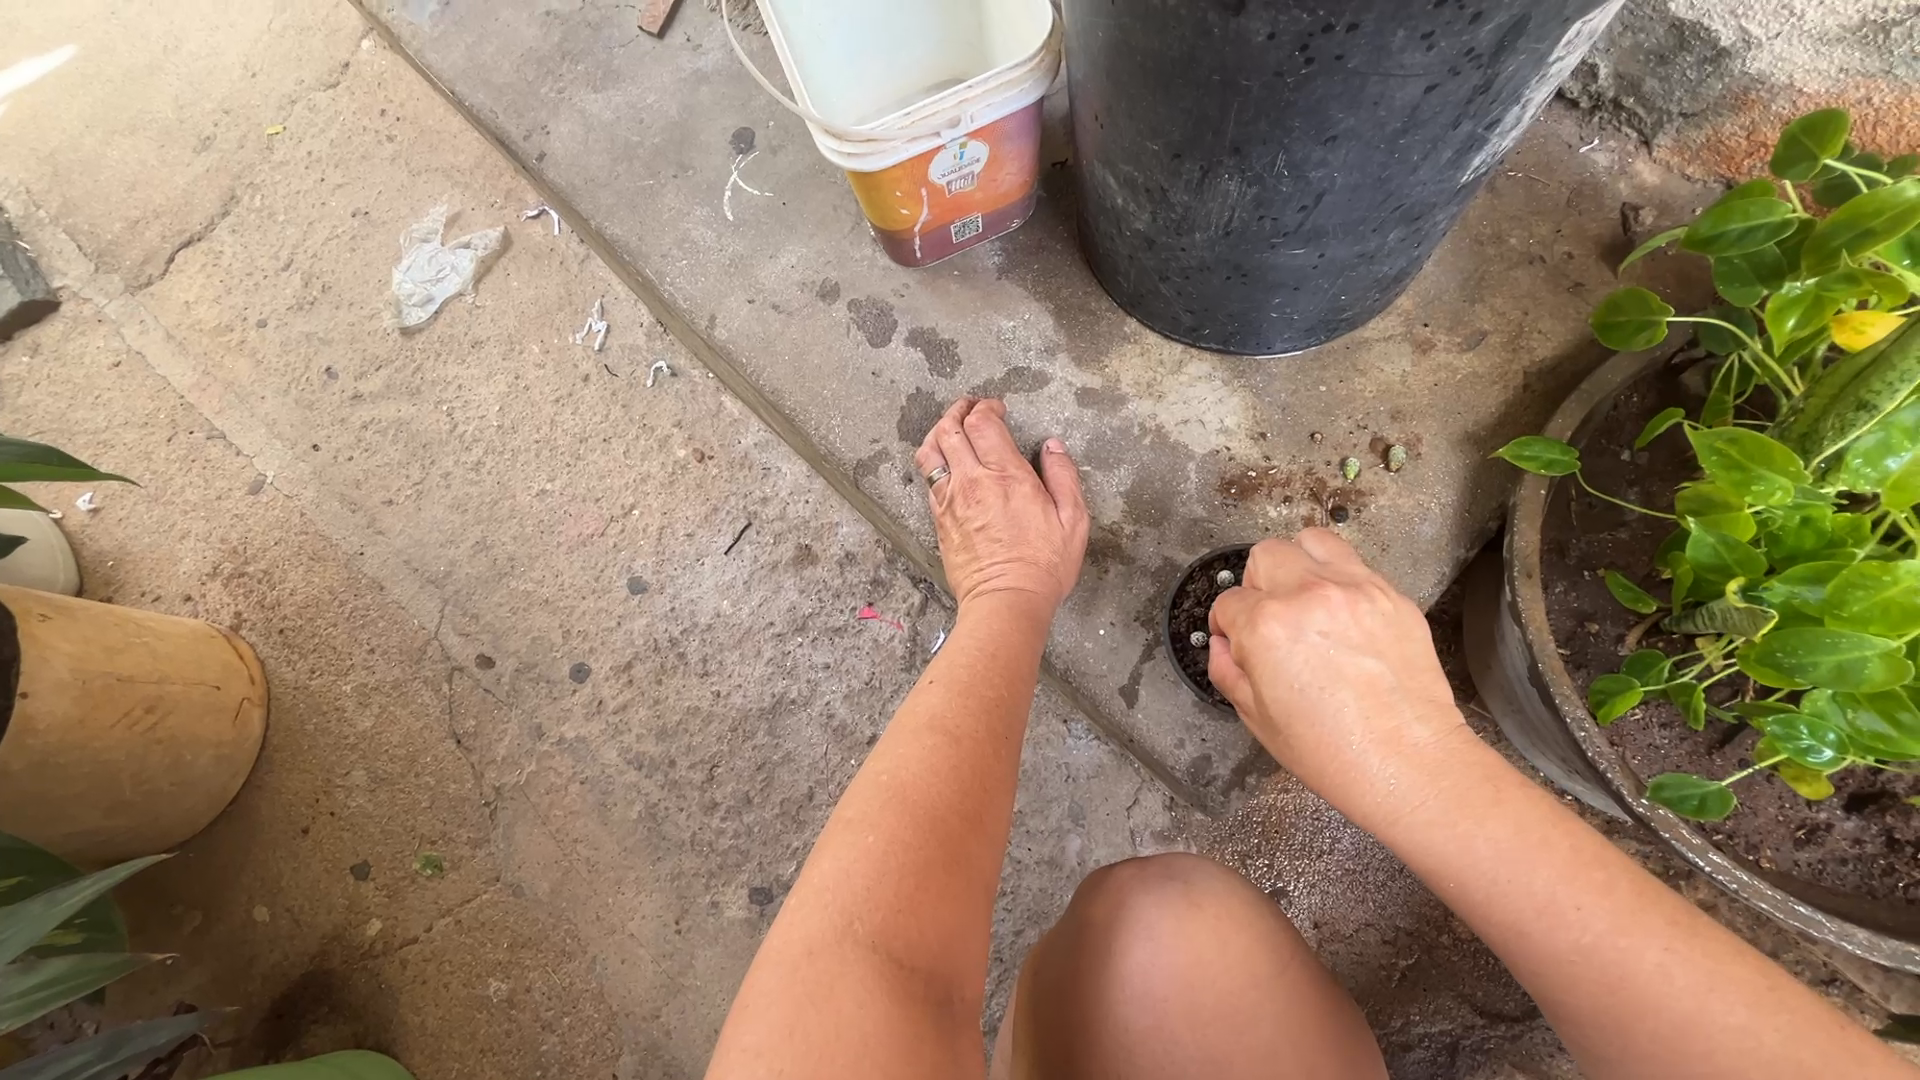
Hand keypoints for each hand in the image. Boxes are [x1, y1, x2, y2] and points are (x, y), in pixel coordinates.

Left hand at [914, 398, 1088, 612]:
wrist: (1006, 602)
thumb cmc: (1043, 566)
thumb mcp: (1073, 520)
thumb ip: (1064, 476)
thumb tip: (1053, 448)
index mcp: (1007, 475)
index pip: (983, 423)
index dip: (987, 407)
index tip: (996, 409)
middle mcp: (972, 481)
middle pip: (950, 429)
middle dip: (958, 410)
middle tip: (968, 406)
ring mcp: (950, 500)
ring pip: (930, 451)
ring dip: (938, 431)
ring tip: (949, 427)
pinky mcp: (939, 520)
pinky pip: (928, 480)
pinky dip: (933, 462)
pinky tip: (945, 464)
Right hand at [1206, 529, 1471, 818]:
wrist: (1407, 764)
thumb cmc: (1331, 749)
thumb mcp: (1254, 716)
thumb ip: (1225, 669)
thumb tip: (1224, 645)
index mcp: (1265, 625)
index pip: (1228, 601)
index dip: (1227, 625)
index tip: (1238, 642)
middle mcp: (1307, 595)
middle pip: (1265, 555)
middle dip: (1258, 584)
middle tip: (1269, 616)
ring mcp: (1355, 590)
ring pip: (1312, 540)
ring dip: (1299, 563)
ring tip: (1305, 597)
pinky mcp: (1391, 596)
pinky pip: (1355, 565)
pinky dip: (1340, 580)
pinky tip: (1342, 616)